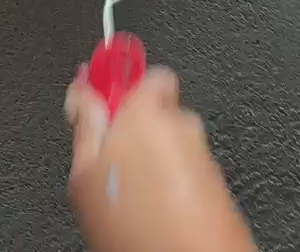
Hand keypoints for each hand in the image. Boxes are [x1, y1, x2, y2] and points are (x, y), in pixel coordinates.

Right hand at [65, 66, 255, 251]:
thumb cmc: (140, 228)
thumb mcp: (85, 175)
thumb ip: (83, 123)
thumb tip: (81, 92)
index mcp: (148, 109)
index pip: (143, 71)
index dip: (122, 84)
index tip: (104, 98)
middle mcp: (183, 124)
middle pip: (156, 109)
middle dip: (136, 128)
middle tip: (113, 161)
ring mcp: (204, 155)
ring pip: (172, 143)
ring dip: (156, 159)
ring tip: (134, 194)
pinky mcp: (219, 185)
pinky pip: (188, 171)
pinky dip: (174, 183)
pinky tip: (156, 210)